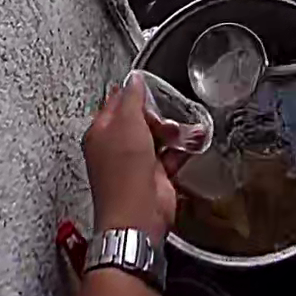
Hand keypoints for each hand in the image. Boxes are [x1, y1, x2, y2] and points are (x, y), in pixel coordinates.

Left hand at [83, 72, 187, 243]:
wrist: (139, 216)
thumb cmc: (124, 172)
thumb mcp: (127, 123)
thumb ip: (131, 98)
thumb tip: (134, 79)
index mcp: (102, 132)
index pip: (115, 102)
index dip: (132, 92)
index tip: (149, 85)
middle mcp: (116, 146)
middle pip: (138, 118)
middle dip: (155, 113)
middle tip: (164, 113)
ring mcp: (135, 162)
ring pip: (156, 135)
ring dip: (171, 130)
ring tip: (179, 129)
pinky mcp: (155, 175)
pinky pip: (170, 154)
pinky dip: (181, 147)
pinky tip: (193, 139)